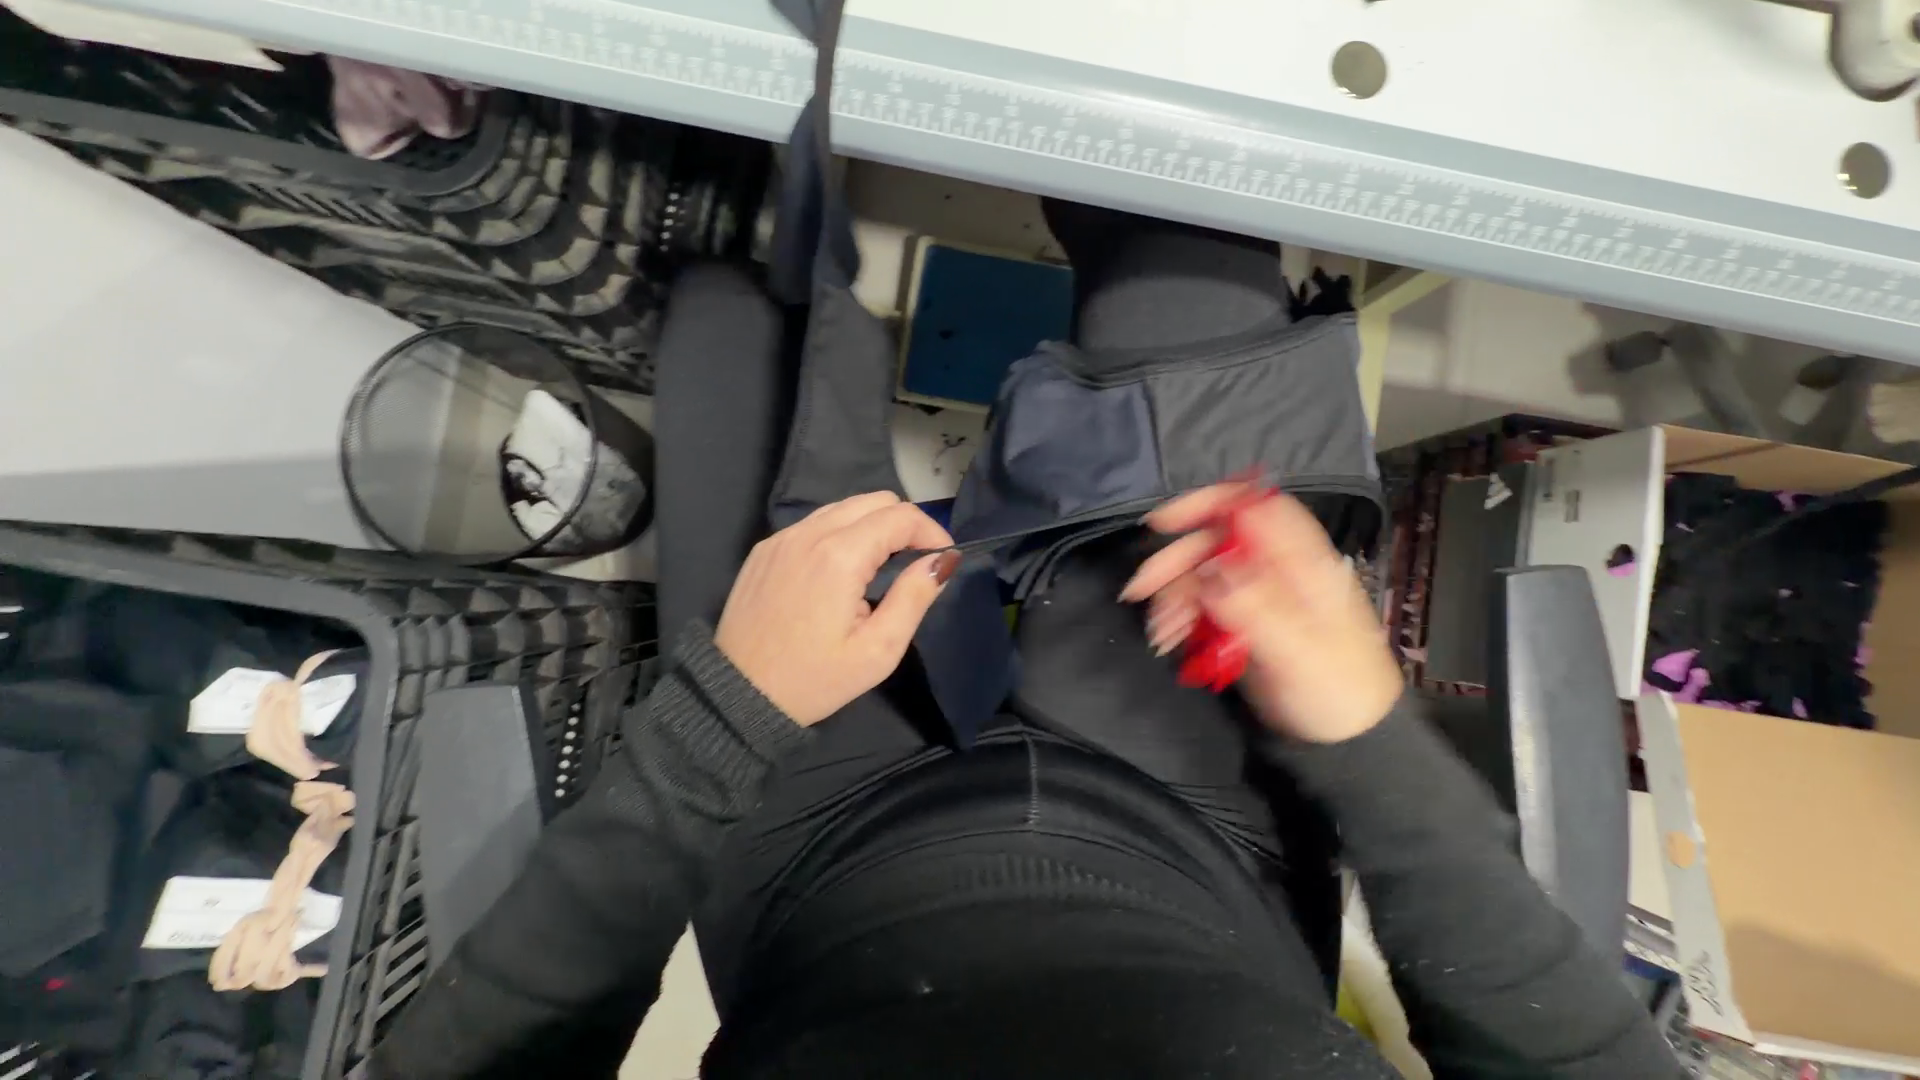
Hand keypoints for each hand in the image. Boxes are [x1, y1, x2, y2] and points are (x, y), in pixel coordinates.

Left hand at [715, 492, 959, 726]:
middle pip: (874, 501)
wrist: (737, 695)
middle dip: (903, 524)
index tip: (942, 557)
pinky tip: (840, 573)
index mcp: (840, 556)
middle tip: (914, 562)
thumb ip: (914, 597)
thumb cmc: (814, 679)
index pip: (900, 516)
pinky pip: (813, 524)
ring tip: (879, 568)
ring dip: (871, 526)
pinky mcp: (764, 549)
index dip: (931, 530)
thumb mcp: (878, 650)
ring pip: (842, 507)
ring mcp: (781, 538)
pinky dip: (839, 534)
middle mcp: (808, 533)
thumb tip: (943, 560)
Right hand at [1120, 483, 1401, 742]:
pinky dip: (1178, 618)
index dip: (1210, 504)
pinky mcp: (1241, 622)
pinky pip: (1199, 606)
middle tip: (1137, 591)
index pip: (1255, 509)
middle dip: (1173, 563)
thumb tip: (1211, 569)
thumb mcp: (1300, 651)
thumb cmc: (1337, 690)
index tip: (1165, 522)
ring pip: (1200, 576)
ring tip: (1160, 634)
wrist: (1348, 736)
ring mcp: (1256, 596)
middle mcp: (1276, 571)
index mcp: (1301, 564)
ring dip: (1171, 598)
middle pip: (1215, 544)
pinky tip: (1168, 640)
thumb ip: (1256, 607)